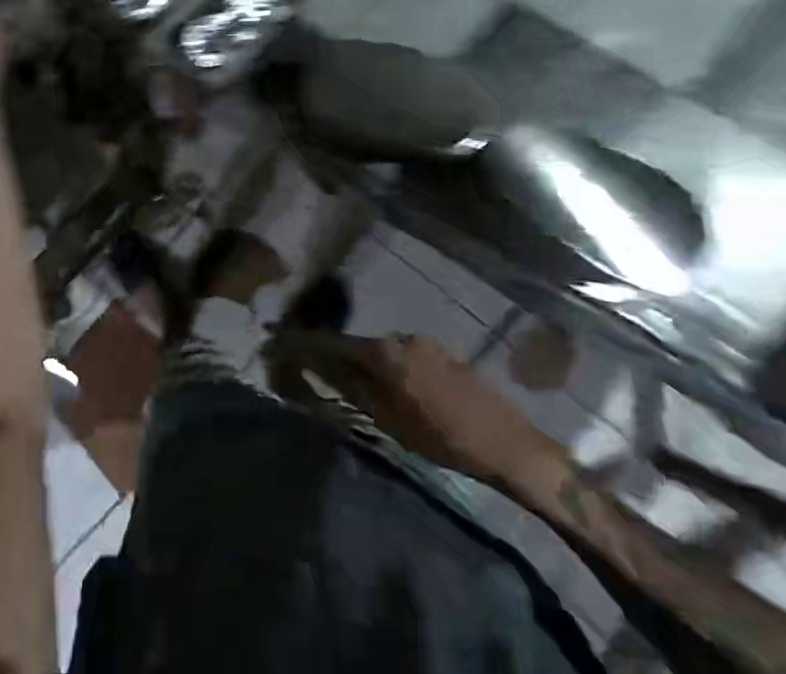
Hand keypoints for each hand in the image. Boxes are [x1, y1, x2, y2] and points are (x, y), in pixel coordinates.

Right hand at [285, 331, 569, 491]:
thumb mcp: (384, 416)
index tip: (273, 341)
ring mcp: (424, 343)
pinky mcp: (443, 354)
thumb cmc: (442, 437)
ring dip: (359, 361)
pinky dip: (383, 365)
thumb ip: (344, 384)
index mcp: (381, 350)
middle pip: (352, 342)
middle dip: (328, 353)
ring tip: (349, 382)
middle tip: (309, 367)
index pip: (327, 341)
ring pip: (377, 349)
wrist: (512, 448)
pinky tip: (387, 385)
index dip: (298, 342)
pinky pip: (399, 354)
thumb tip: (310, 361)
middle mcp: (400, 337)